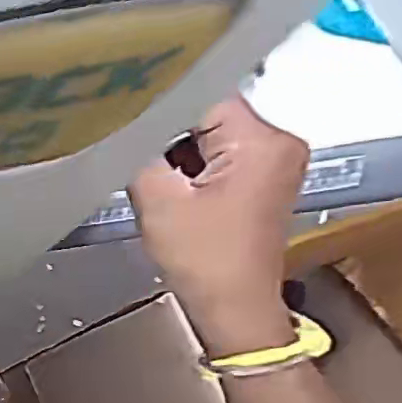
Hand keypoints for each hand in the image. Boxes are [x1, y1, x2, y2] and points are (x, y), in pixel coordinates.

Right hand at [127, 94, 308, 355]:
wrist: (233, 305)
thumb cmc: (203, 259)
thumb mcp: (158, 203)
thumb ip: (139, 157)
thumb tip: (123, 130)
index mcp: (262, 142)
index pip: (203, 98)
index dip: (160, 109)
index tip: (126, 121)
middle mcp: (278, 142)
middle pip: (210, 115)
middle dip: (167, 134)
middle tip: (133, 155)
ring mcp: (274, 162)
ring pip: (213, 137)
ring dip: (178, 154)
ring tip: (152, 179)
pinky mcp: (263, 180)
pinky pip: (221, 157)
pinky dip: (192, 168)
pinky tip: (170, 190)